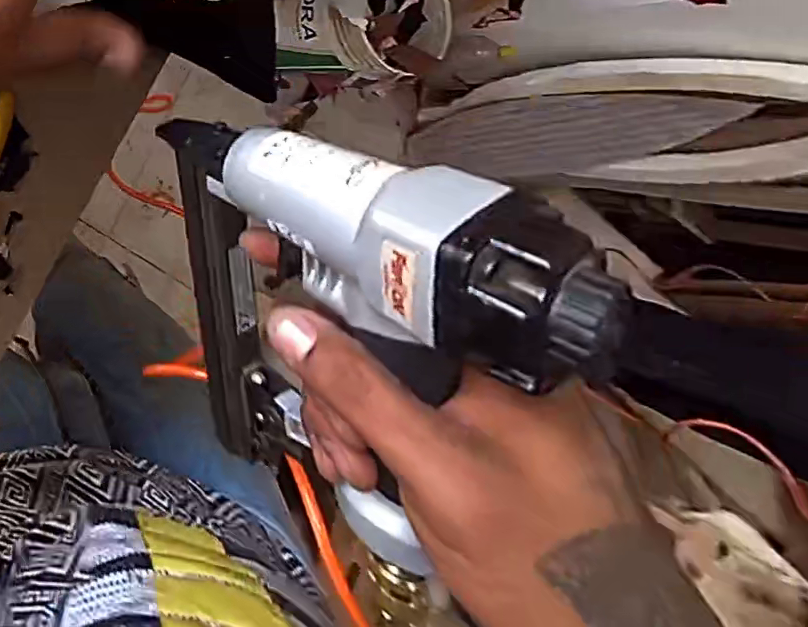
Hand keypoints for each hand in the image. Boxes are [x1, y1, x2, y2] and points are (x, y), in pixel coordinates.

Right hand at [242, 232, 705, 626]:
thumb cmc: (544, 560)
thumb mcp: (438, 469)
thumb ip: (360, 390)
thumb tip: (289, 325)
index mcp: (486, 354)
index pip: (383, 291)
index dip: (319, 273)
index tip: (263, 248)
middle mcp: (471, 366)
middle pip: (358, 337)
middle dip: (332, 388)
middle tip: (347, 442)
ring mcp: (459, 401)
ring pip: (357, 376)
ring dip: (338, 421)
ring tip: (359, 468)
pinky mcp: (446, 429)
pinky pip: (373, 408)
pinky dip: (352, 436)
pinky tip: (364, 470)